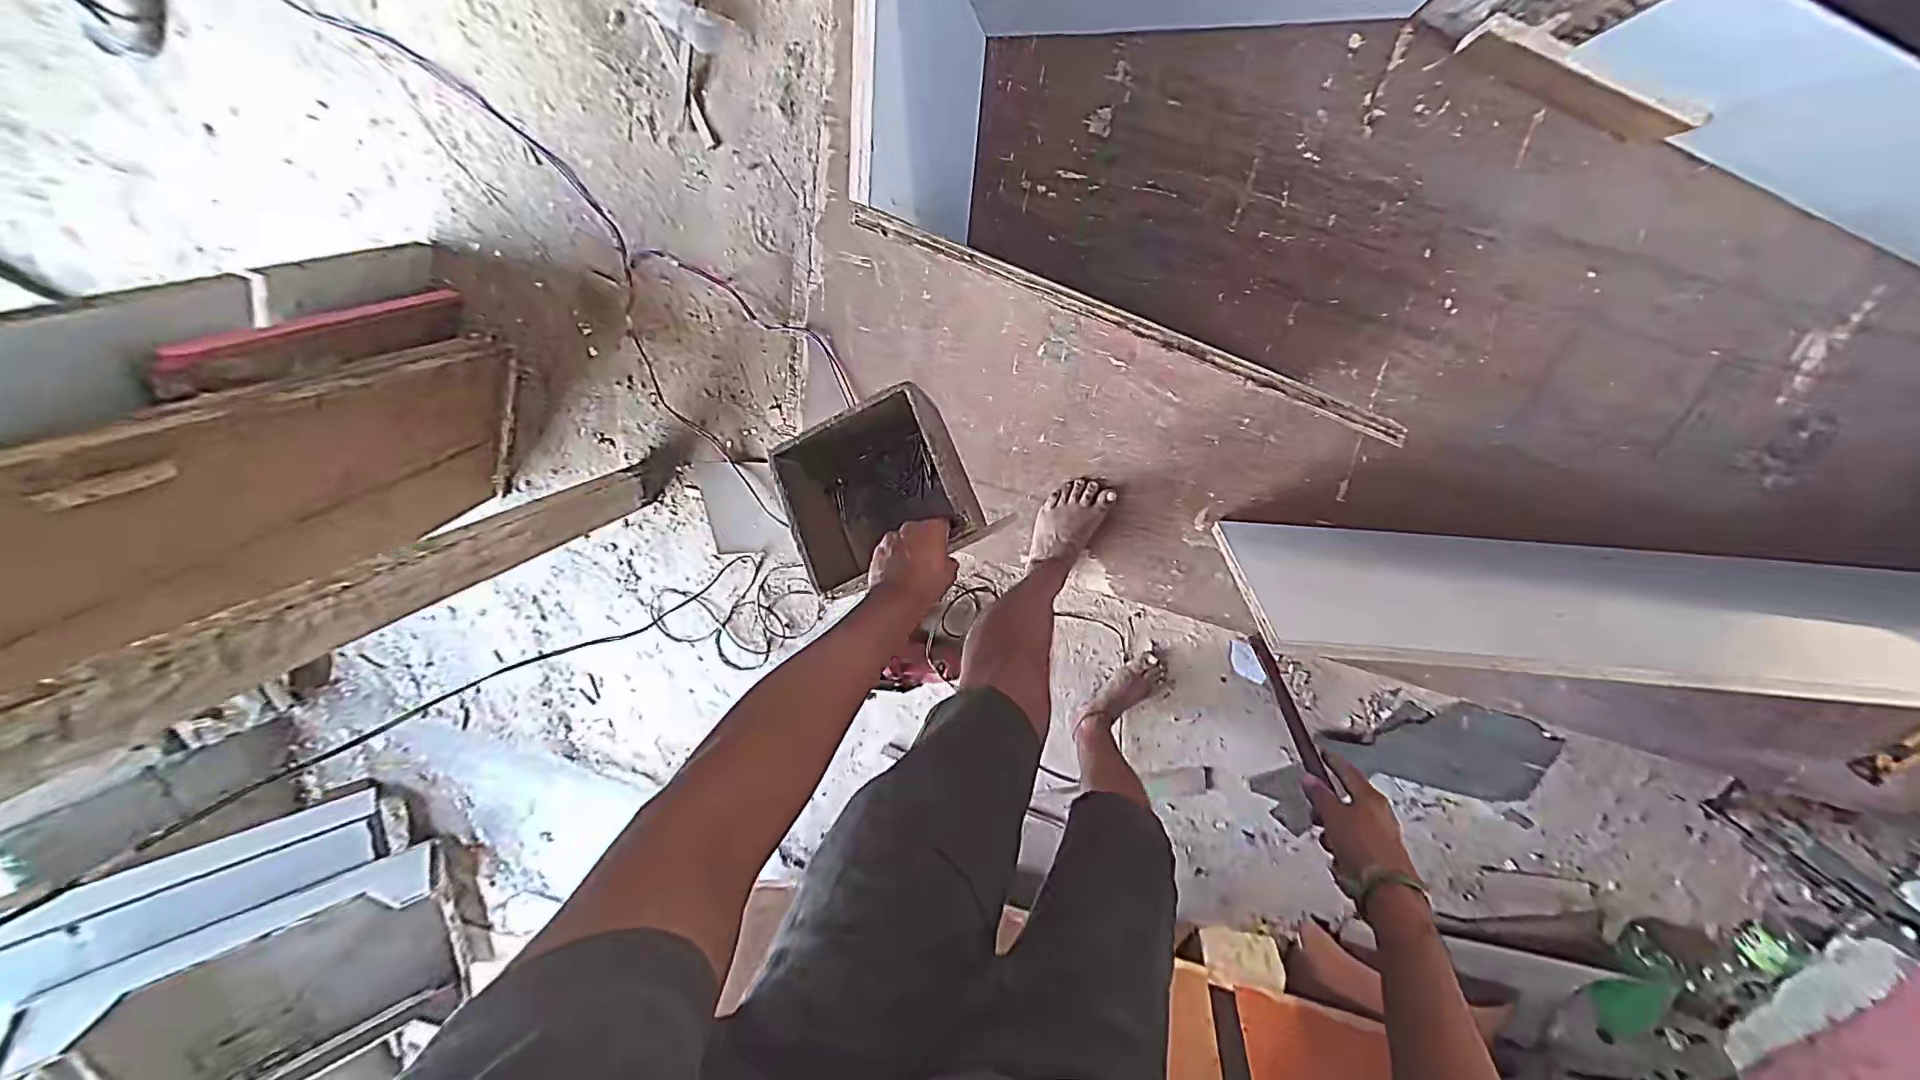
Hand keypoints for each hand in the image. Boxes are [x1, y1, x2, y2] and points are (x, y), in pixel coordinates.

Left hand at [866, 519, 957, 612]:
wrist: (896, 600)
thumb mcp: (948, 575)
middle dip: (926, 541)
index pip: (943, 523)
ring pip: (904, 539)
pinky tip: (901, 572)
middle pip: (922, 529)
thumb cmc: (922, 586)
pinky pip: (890, 549)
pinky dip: (895, 557)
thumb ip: (950, 562)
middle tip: (931, 559)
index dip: (946, 533)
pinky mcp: (879, 550)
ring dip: (909, 548)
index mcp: (932, 529)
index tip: (947, 540)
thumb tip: (948, 563)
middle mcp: (910, 529)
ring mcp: (892, 538)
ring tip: (915, 568)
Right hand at [1303, 754, 1419, 888]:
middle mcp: (1380, 814)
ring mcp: (1382, 835)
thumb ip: (1319, 795)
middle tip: (1315, 811)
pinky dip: (1343, 847)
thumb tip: (1310, 778)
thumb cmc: (1362, 849)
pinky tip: (1339, 859)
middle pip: (1347, 799)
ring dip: (1333, 830)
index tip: (1323, 754)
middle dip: (1327, 806)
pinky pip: (1353, 843)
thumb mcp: (1332, 816)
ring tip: (1328, 842)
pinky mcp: (1380, 856)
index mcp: (1371, 798)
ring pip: (1348, 823)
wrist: (1386, 892)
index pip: (1348, 771)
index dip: (1333, 762)